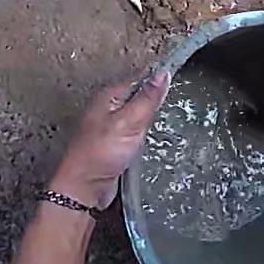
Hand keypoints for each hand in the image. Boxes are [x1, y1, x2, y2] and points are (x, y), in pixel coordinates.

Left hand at [47, 71, 171, 210]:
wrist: (84, 189)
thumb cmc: (100, 154)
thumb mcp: (129, 122)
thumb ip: (147, 98)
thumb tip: (164, 74)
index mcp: (108, 97)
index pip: (141, 80)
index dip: (159, 81)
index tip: (179, 83)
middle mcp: (108, 109)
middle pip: (141, 97)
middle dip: (156, 102)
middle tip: (177, 104)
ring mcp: (112, 127)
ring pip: (140, 116)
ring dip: (152, 120)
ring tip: (170, 120)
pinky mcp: (116, 144)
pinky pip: (136, 132)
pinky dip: (146, 134)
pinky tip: (155, 139)